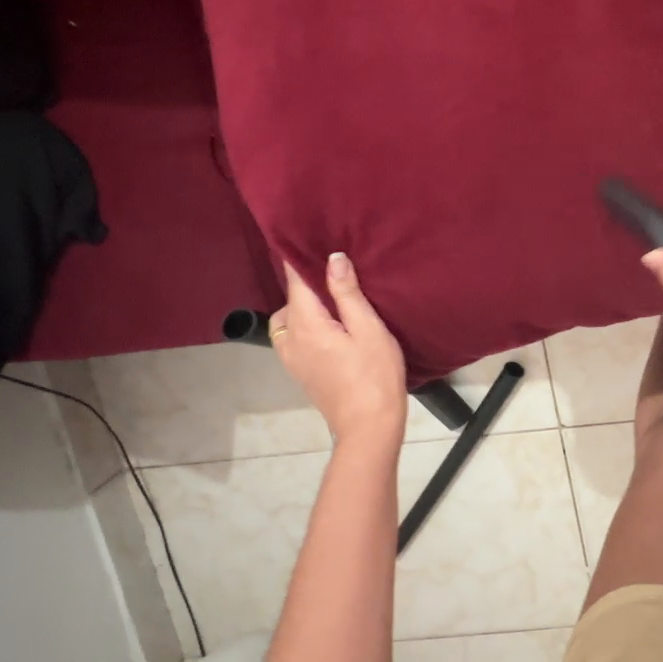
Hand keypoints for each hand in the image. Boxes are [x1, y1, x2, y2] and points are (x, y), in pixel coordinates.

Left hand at [271, 253, 406, 446]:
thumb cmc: (375, 372)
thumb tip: (333, 259)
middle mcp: (292, 340)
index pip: (295, 284)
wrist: (368, 423)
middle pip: (289, 302)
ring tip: (332, 296)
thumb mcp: (368, 328)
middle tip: (330, 267)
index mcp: (307, 326)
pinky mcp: (302, 371)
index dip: (297, 260)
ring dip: (303, 305)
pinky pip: (293, 337)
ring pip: (288, 321)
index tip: (305, 238)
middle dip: (303, 283)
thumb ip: (348, 294)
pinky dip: (304, 322)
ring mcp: (293, 359)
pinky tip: (330, 323)